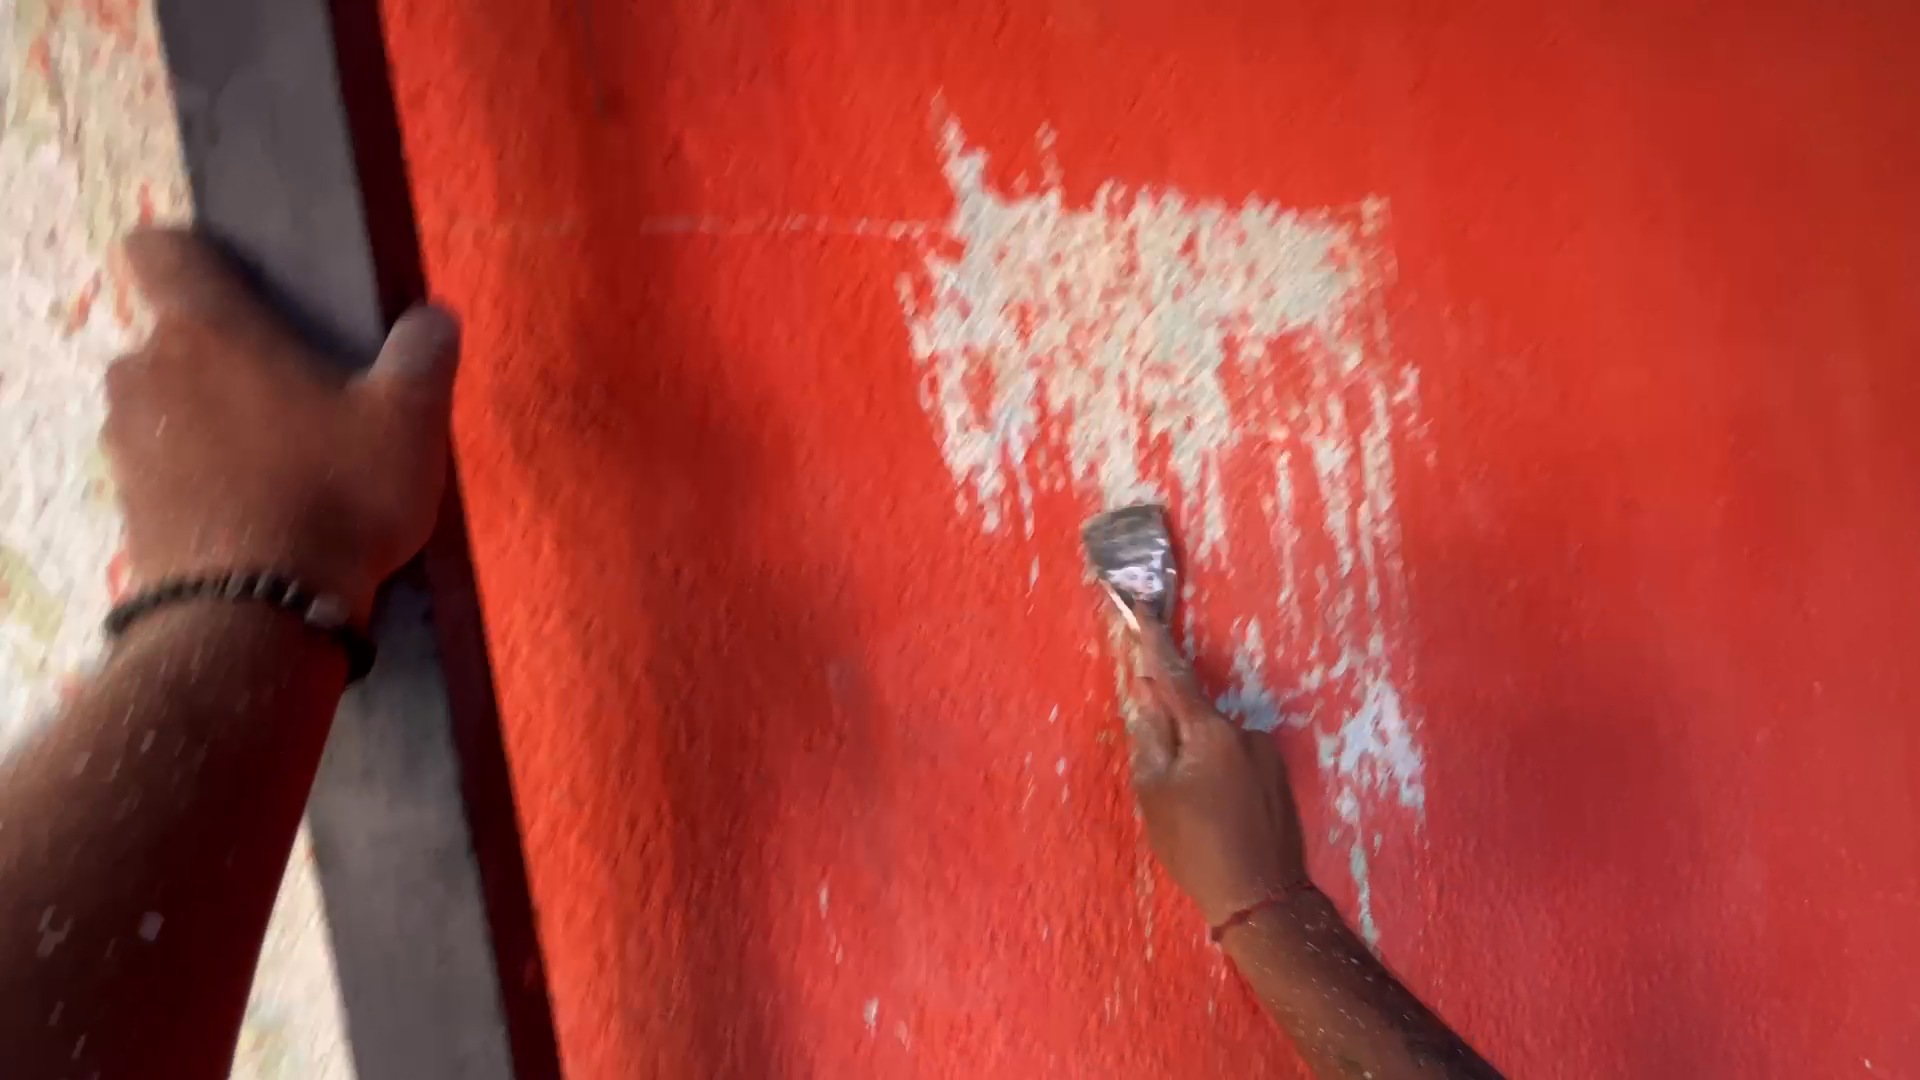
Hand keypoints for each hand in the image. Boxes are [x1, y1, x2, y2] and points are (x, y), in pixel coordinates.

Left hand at [103, 227, 459, 621]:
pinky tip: (270, 505)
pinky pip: (171, 458)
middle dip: (239, 357)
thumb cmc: (341, 492)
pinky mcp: (129, 497)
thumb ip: (425, 356)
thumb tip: (434, 314)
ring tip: (295, 462)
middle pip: (179, 336)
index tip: (255, 292)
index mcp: (212, 333)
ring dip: (224, 415)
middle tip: (312, 402)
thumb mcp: (412, 420)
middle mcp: (149, 371)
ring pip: (175, 400)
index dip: (201, 257)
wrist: (262, 607)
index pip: (160, 250)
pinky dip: (212, 468)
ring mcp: (127, 438)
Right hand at [1125, 609, 1309, 927]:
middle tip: (1157, 773)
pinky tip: (1210, 811)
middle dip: (1170, 727)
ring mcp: (1265, 754)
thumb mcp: (1155, 789)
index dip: (1154, 641)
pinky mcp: (1277, 777)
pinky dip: (1214, 770)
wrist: (1262, 901)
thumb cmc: (1195, 843)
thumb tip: (1146, 688)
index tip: (1142, 608)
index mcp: (1209, 729)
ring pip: (1212, 741)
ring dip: (1193, 756)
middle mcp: (1243, 731)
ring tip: (1188, 808)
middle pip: (1193, 713)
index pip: (1174, 674)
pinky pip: (1233, 758)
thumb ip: (1150, 732)